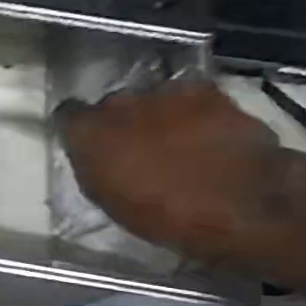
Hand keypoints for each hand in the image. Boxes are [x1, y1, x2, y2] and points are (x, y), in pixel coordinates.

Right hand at [59, 81, 304, 261]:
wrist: (238, 201)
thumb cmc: (161, 214)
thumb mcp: (108, 200)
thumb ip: (94, 168)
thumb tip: (93, 155)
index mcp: (88, 133)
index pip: (67, 116)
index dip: (76, 130)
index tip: (84, 145)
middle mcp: (120, 103)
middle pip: (110, 105)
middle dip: (117, 122)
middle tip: (130, 149)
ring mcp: (165, 92)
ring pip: (149, 99)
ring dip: (154, 115)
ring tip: (170, 142)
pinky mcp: (208, 90)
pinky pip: (187, 98)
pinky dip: (189, 112)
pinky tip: (201, 135)